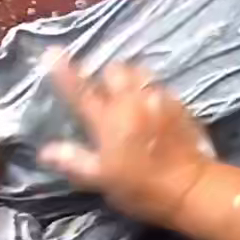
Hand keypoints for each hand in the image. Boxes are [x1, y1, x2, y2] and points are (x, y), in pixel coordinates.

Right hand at [39, 54, 215, 224]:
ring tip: (129, 95)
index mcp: (110, 119)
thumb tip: (46, 150)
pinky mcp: (180, 103)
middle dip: (105, 76)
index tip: (52, 52)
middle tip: (103, 93)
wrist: (193, 187)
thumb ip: (74, 161)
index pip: (81, 90)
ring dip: (130, 78)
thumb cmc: (142, 188)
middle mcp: (134, 101)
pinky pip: (160, 85)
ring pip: (140, 72)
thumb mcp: (102, 180)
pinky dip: (150, 90)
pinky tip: (151, 107)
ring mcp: (160, 98)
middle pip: (114, 69)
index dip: (64, 71)